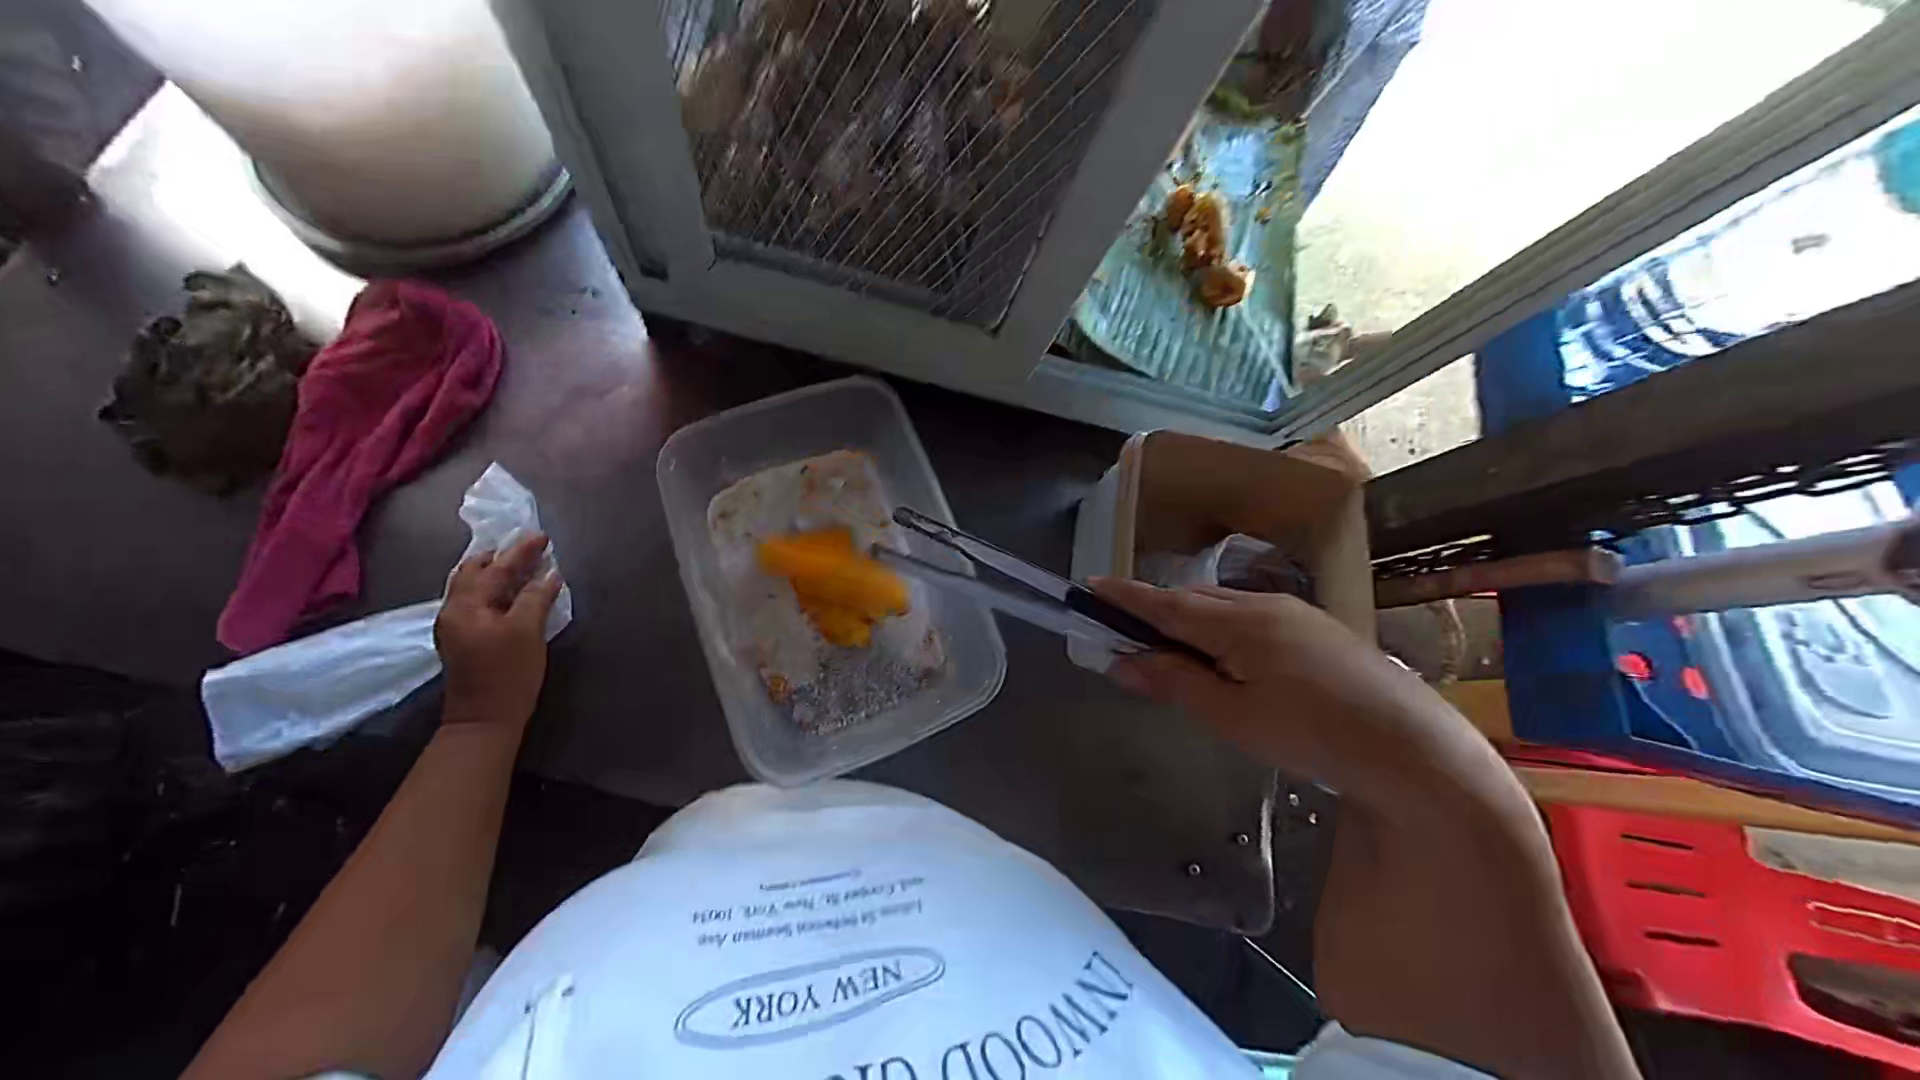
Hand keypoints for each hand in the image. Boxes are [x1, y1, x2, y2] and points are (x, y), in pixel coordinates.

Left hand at [435, 532, 563, 731]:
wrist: (485, 719)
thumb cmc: (508, 673)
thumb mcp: (528, 631)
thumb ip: (537, 598)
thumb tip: (549, 575)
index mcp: (466, 606)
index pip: (496, 568)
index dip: (520, 551)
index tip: (542, 536)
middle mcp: (454, 611)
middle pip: (474, 573)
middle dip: (501, 557)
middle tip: (529, 548)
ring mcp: (457, 627)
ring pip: (474, 587)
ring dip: (498, 573)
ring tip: (522, 565)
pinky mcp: (466, 640)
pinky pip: (479, 601)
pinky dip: (496, 590)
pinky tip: (513, 592)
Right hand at [1092, 578, 1516, 816]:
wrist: (1415, 750)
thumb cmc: (1312, 734)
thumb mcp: (1232, 716)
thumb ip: (1175, 682)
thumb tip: (1122, 662)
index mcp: (1239, 620)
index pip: (1165, 603)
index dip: (1125, 596)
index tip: (1090, 586)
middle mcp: (1265, 603)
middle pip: (1193, 600)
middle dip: (1157, 614)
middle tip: (1128, 640)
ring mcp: (1295, 613)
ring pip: (1224, 608)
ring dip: (1191, 624)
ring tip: (1175, 657)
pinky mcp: (1317, 630)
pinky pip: (1251, 619)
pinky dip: (1223, 632)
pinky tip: (1228, 662)